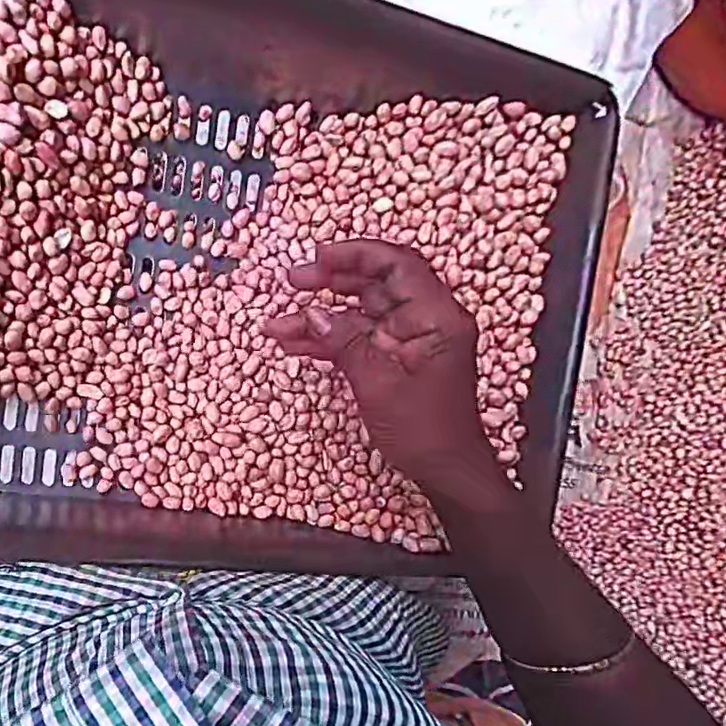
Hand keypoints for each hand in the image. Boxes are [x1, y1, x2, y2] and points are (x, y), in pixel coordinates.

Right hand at [262, 240, 517, 522]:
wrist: (445, 471)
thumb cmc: (425, 432)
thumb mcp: (380, 386)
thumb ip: (346, 345)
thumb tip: (313, 315)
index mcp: (437, 318)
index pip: (398, 265)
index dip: (356, 255)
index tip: (318, 257)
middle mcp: (424, 321)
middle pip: (375, 285)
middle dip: (331, 281)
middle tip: (293, 281)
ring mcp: (407, 340)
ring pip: (358, 314)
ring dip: (319, 317)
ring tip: (280, 322)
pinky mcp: (392, 360)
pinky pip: (355, 340)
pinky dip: (326, 342)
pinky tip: (295, 344)